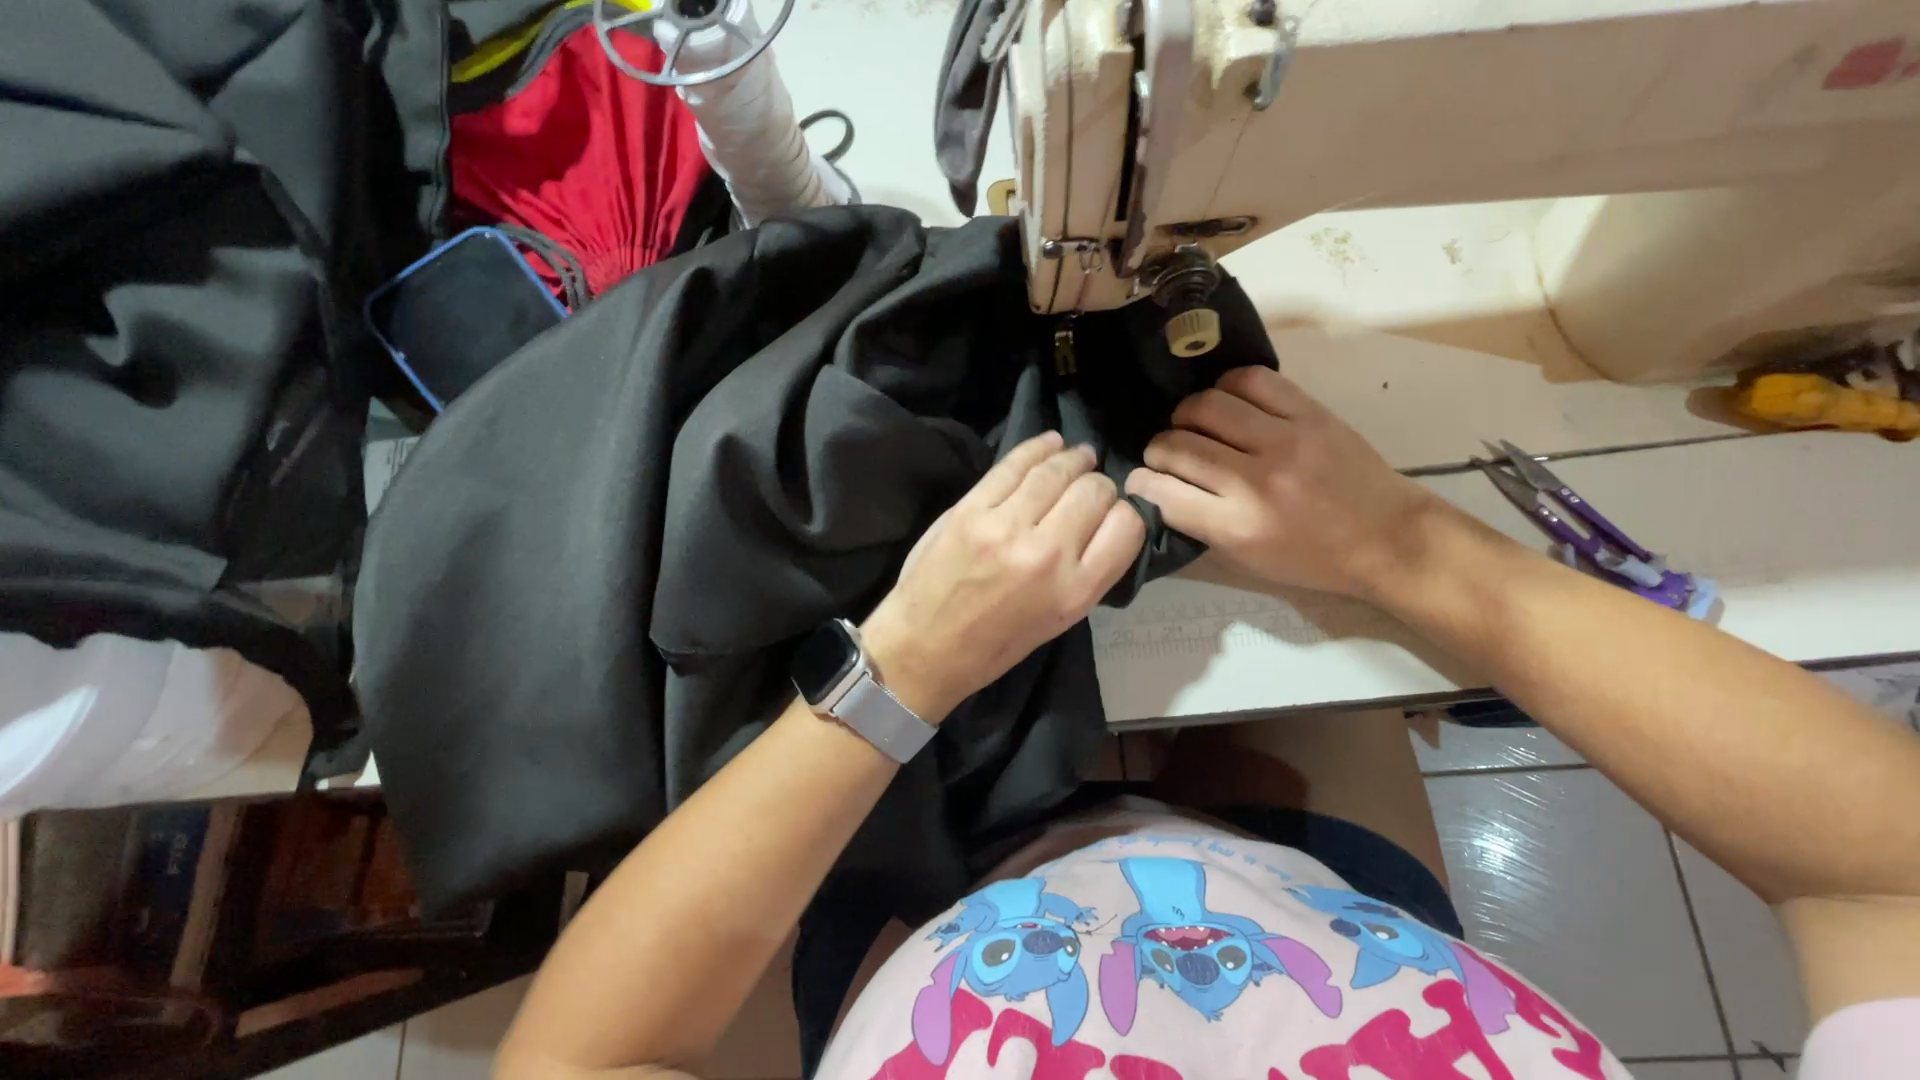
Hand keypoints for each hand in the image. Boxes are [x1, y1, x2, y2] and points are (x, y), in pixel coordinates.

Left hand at [861, 432, 1145, 721]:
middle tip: (1090, 488)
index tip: (1111, 513)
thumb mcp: (1059, 620)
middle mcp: (1047, 554)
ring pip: (1055, 472)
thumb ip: (1087, 571)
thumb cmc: (995, 645)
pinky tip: (1049, 443)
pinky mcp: (970, 509)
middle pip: (1094, 491)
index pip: (1127, 526)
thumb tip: (1103, 524)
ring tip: (1078, 456)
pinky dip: (1036, 449)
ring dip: (1072, 459)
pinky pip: (1013, 465)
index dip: (1125, 513)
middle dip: (1098, 485)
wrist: (924, 649)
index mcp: (1075, 591)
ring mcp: (1005, 527)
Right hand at [1124, 367, 1437, 599]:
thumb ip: (1199, 523)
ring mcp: (1285, 440)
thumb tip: (1158, 489)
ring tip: (1193, 424)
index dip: (1141, 483)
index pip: (1164, 492)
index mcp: (1238, 526)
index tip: (1139, 480)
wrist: (1388, 538)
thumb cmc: (1312, 559)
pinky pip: (1251, 381)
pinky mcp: (1310, 413)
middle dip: (1158, 448)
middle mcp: (1256, 481)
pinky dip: (1227, 388)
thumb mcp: (1247, 559)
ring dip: (1186, 414)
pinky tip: (1227, 401)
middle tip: (1164, 453)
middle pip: (1178, 445)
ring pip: (1207, 406)